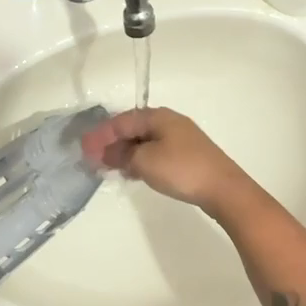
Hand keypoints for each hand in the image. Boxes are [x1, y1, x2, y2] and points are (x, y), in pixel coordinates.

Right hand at [81, 107, 256, 214]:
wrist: (222, 188)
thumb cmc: (180, 169)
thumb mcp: (144, 161)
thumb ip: (122, 155)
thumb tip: (106, 154)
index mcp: (157, 117)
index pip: (121, 121)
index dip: (100, 135)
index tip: (83, 149)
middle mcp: (168, 122)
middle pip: (132, 128)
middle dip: (111, 143)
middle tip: (93, 159)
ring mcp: (179, 139)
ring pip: (143, 142)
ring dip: (124, 153)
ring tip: (109, 168)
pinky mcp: (185, 155)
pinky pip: (154, 152)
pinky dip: (139, 160)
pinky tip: (132, 173)